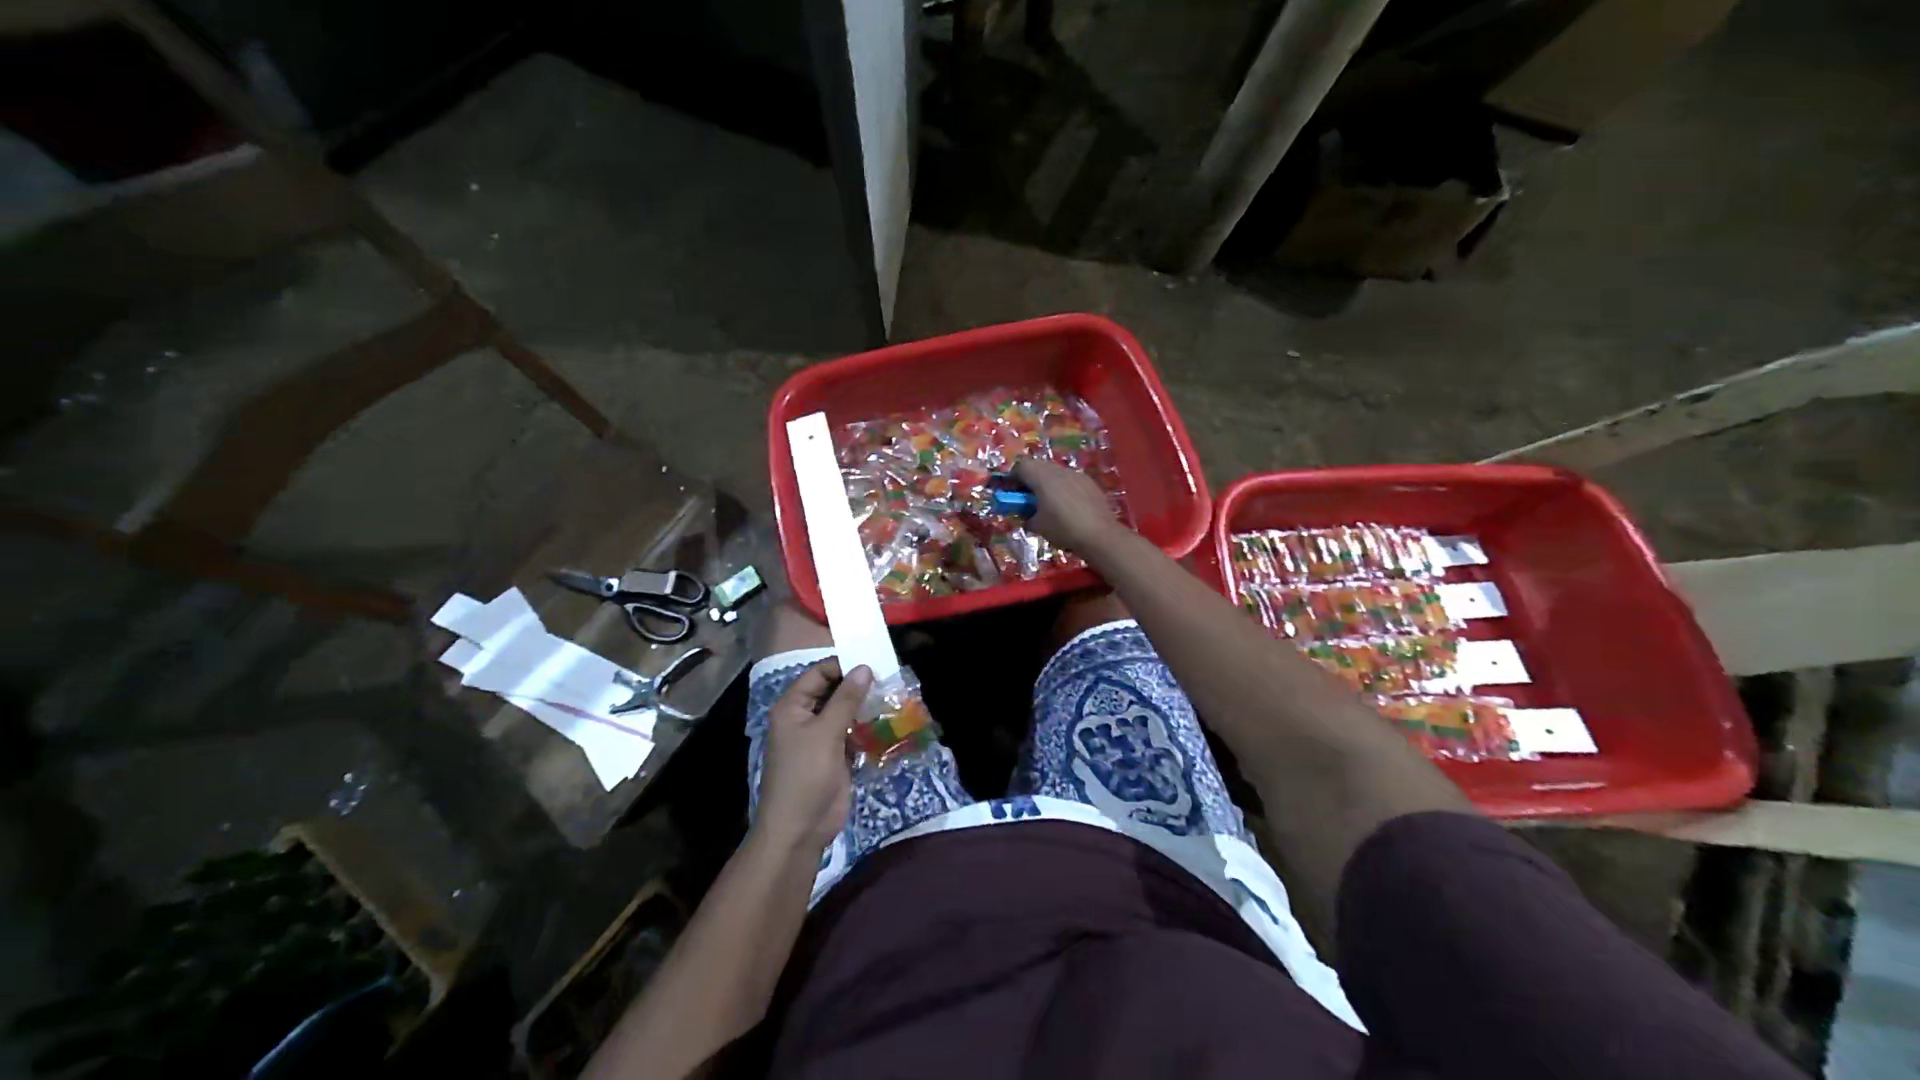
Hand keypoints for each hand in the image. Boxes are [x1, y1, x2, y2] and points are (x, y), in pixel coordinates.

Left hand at [753, 660, 869, 851]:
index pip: (818, 675)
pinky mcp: (836, 757)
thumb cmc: (806, 775)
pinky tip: (888, 720)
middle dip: (857, 685)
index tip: (872, 662)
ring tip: (893, 695)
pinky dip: (867, 727)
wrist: (800, 828)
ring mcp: (820, 739)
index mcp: (792, 708)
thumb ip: (846, 699)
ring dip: (865, 706)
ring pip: (845, 713)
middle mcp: (805, 719)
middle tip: (888, 677)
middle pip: (832, 692)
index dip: (842, 666)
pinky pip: (852, 734)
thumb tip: (864, 667)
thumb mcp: (825, 732)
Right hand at [1013, 458, 1125, 551]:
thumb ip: (1026, 516)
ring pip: (1055, 472)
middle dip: (1030, 480)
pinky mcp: (1089, 482)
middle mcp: (1058, 470)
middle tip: (1027, 499)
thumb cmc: (1062, 528)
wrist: (1099, 535)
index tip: (1011, 493)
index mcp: (1042, 477)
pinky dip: (1063, 488)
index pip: (1020, 466)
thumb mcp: (1037, 526)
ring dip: (1047, 483)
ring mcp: (1076, 474)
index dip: (1012, 478)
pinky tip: (1068, 507)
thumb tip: (1026, 515)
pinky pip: (1070, 480)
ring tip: (1048, 504)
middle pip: (1038, 466)